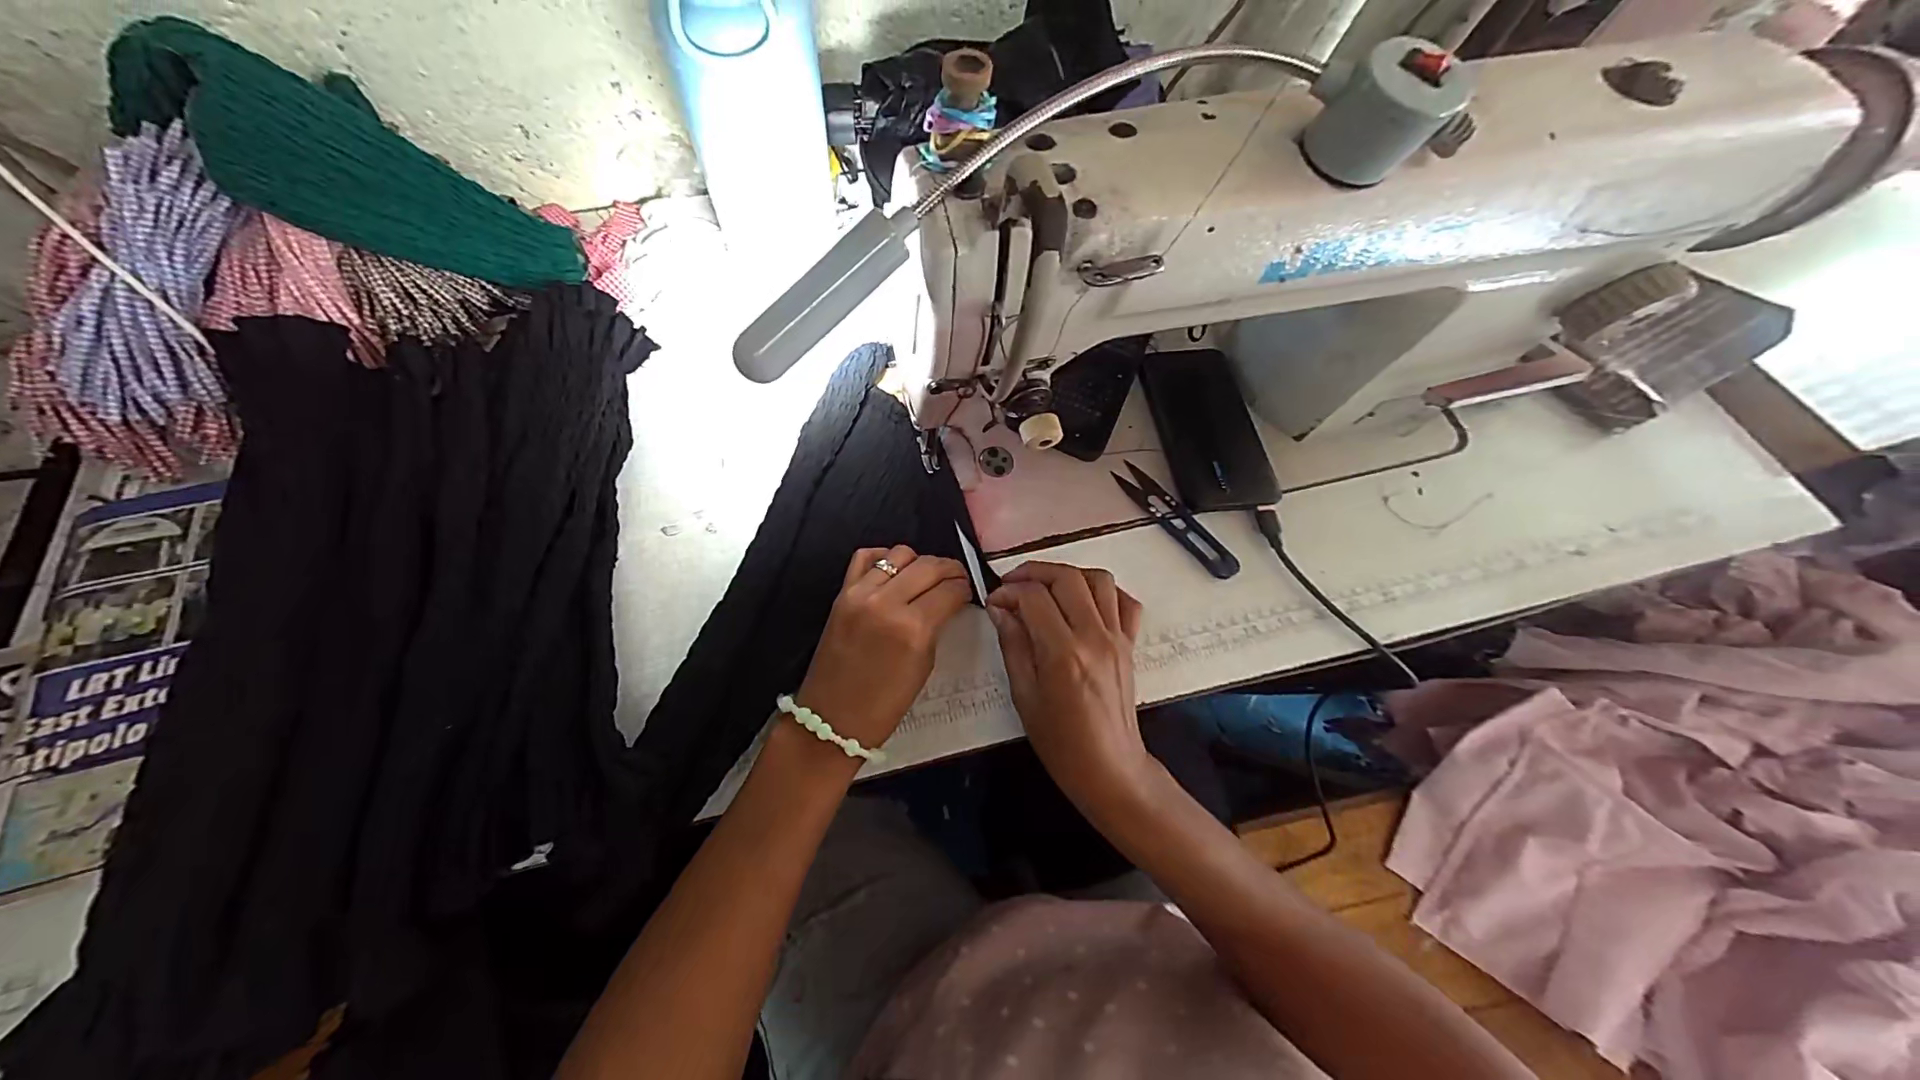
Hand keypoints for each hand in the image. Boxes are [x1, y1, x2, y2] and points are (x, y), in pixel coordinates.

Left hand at [793, 545, 972, 753]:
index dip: (965, 588)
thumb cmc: (885, 703)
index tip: (968, 592)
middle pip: (930, 566)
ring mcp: (860, 594)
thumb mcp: (925, 664)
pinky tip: (894, 572)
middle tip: (956, 580)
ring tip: (924, 579)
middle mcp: (886, 602)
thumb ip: (936, 626)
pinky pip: (866, 557)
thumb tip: (948, 601)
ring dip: (920, 563)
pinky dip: (884, 558)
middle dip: (950, 570)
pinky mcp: (841, 593)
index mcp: (913, 628)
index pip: (950, 589)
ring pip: (901, 554)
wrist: (833, 717)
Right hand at [986, 562, 1151, 806]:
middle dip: (1033, 572)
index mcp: (1063, 653)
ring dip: (1067, 575)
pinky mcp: (1130, 643)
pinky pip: (1125, 601)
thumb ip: (1012, 645)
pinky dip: (1103, 591)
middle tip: (1013, 585)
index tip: (994, 601)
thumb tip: (1000, 609)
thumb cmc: (1060, 741)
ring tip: (1045, 588)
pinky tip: (1082, 601)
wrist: (1108, 767)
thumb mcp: (1023, 695)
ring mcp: (1117, 638)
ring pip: (1097, 579)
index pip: (1033, 598)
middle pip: (1065, 577)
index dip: (1008, 592)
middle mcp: (1094, 637)